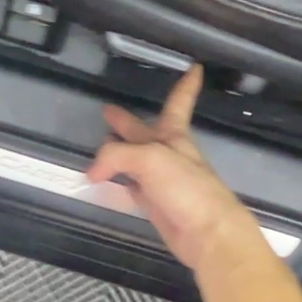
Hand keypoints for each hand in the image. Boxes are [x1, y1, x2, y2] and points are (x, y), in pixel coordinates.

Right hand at [86, 65, 265, 270]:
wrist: (208, 233)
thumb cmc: (187, 187)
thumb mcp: (150, 159)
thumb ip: (116, 157)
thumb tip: (93, 172)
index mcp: (173, 136)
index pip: (178, 103)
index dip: (186, 86)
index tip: (195, 68)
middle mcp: (168, 154)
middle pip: (142, 133)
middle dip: (126, 123)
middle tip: (107, 112)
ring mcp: (162, 181)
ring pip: (134, 162)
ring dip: (118, 156)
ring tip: (100, 151)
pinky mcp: (156, 205)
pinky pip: (132, 189)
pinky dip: (119, 185)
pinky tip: (109, 185)